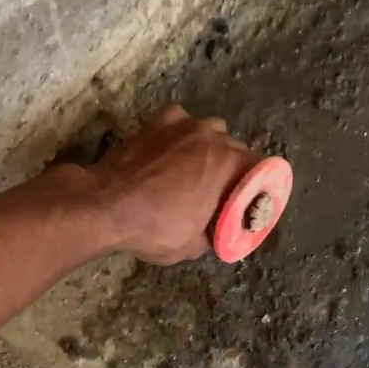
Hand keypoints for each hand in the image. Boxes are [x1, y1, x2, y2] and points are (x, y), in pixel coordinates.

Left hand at [87, 105, 259, 264]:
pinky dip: (183, 134)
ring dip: (211, 147)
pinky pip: (182, 122)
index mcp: (229, 165)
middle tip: (223, 191)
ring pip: (212, 130)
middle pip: (237, 148)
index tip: (251, 200)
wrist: (106, 205)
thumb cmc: (155, 228)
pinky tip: (174, 150)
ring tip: (199, 169)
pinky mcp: (158, 122)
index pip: (262, 167)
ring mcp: (184, 125)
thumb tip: (214, 233)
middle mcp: (212, 137)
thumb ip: (213, 234)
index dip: (260, 184)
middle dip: (235, 168)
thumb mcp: (193, 245)